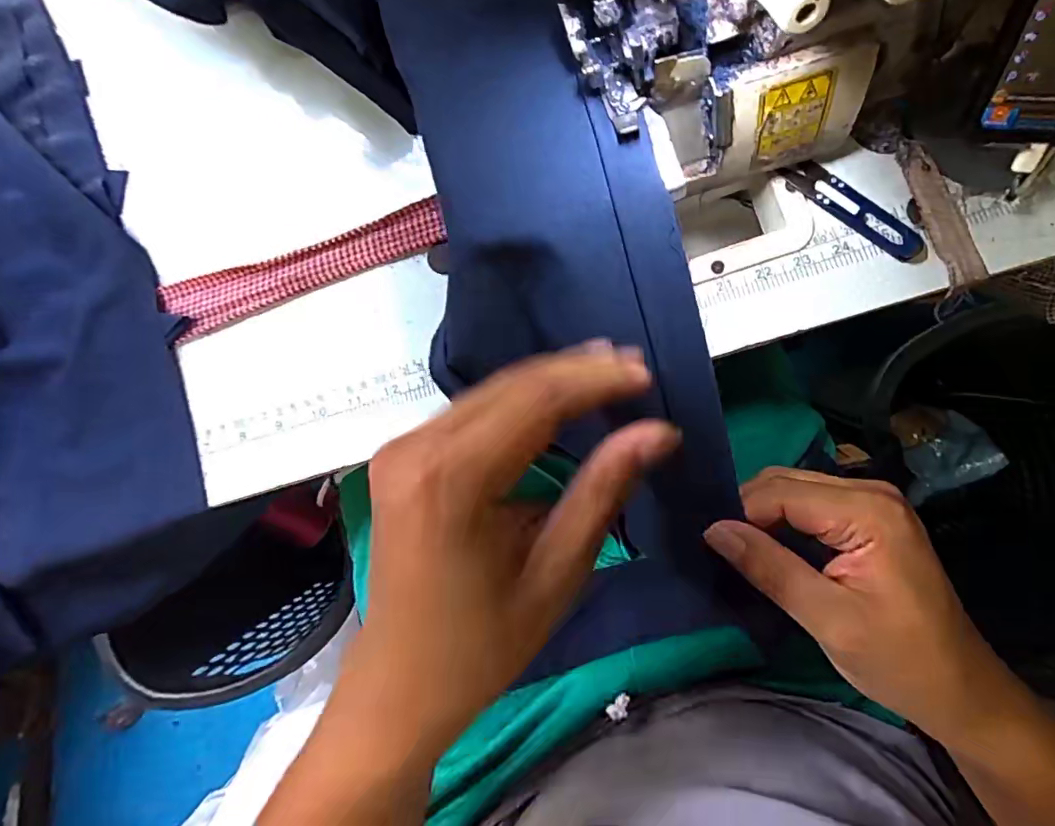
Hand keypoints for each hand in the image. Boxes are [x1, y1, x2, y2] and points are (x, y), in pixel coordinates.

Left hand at [341, 342, 680, 754]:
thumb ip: (603, 491)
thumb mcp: (555, 573)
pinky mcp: (402, 453)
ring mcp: (402, 446)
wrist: (397, 688)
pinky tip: (557, 396)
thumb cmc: (481, 646)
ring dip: (551, 379)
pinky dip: (520, 400)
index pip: (536, 402)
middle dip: (578, 371)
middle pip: (512, 385)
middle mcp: (417, 447)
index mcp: (451, 479)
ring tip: (608, 372)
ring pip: (492, 390)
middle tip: (634, 367)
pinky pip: (472, 409)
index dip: (595, 381)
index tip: (645, 375)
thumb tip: (657, 433)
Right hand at [701, 468, 1016, 737]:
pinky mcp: (873, 515)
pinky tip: (770, 545)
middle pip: (787, 482)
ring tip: (737, 546)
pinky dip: (787, 520)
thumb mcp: (829, 620)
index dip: (740, 513)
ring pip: (797, 489)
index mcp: (867, 510)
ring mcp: (875, 500)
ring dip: (765, 514)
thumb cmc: (901, 662)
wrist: (964, 692)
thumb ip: (771, 568)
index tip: (707, 542)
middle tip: (717, 546)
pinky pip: (815, 503)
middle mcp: (871, 490)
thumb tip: (714, 530)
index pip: (780, 492)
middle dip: (749, 509)